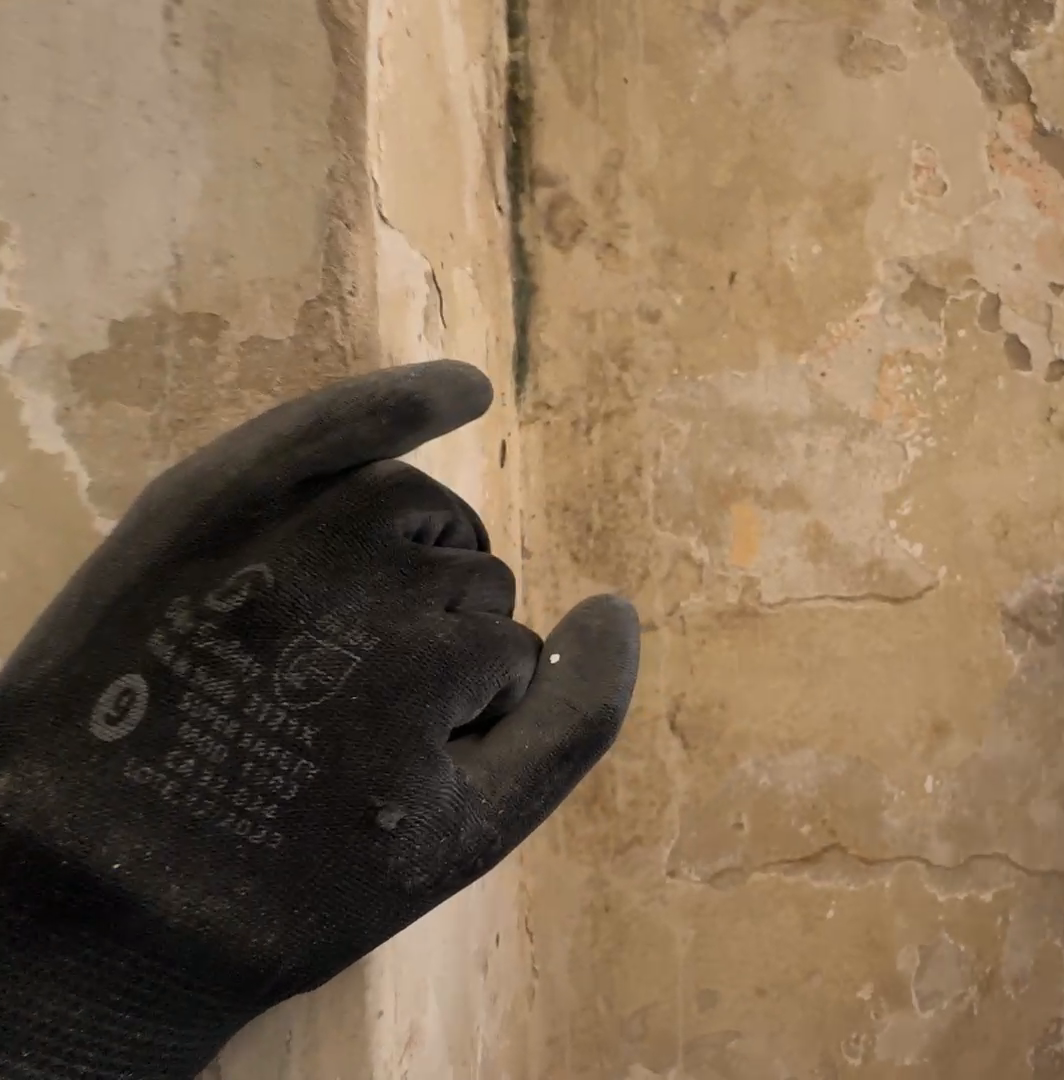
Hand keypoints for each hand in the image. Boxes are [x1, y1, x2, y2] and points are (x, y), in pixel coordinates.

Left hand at [0, 361, 640, 1077]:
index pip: (519, 657)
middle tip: (358, 717)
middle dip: (451, 646)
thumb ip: (575, 724)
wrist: (81, 900)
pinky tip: (469, 388)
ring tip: (368, 627)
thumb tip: (615, 607)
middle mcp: (339, 594)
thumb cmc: (296, 878)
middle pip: (476, 582)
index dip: (480, 715)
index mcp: (407, 685)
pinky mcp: (210, 511)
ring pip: (430, 518)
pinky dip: (408, 404)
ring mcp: (269, 542)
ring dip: (433, 566)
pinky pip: (333, 428)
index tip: (402, 772)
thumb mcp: (472, 836)